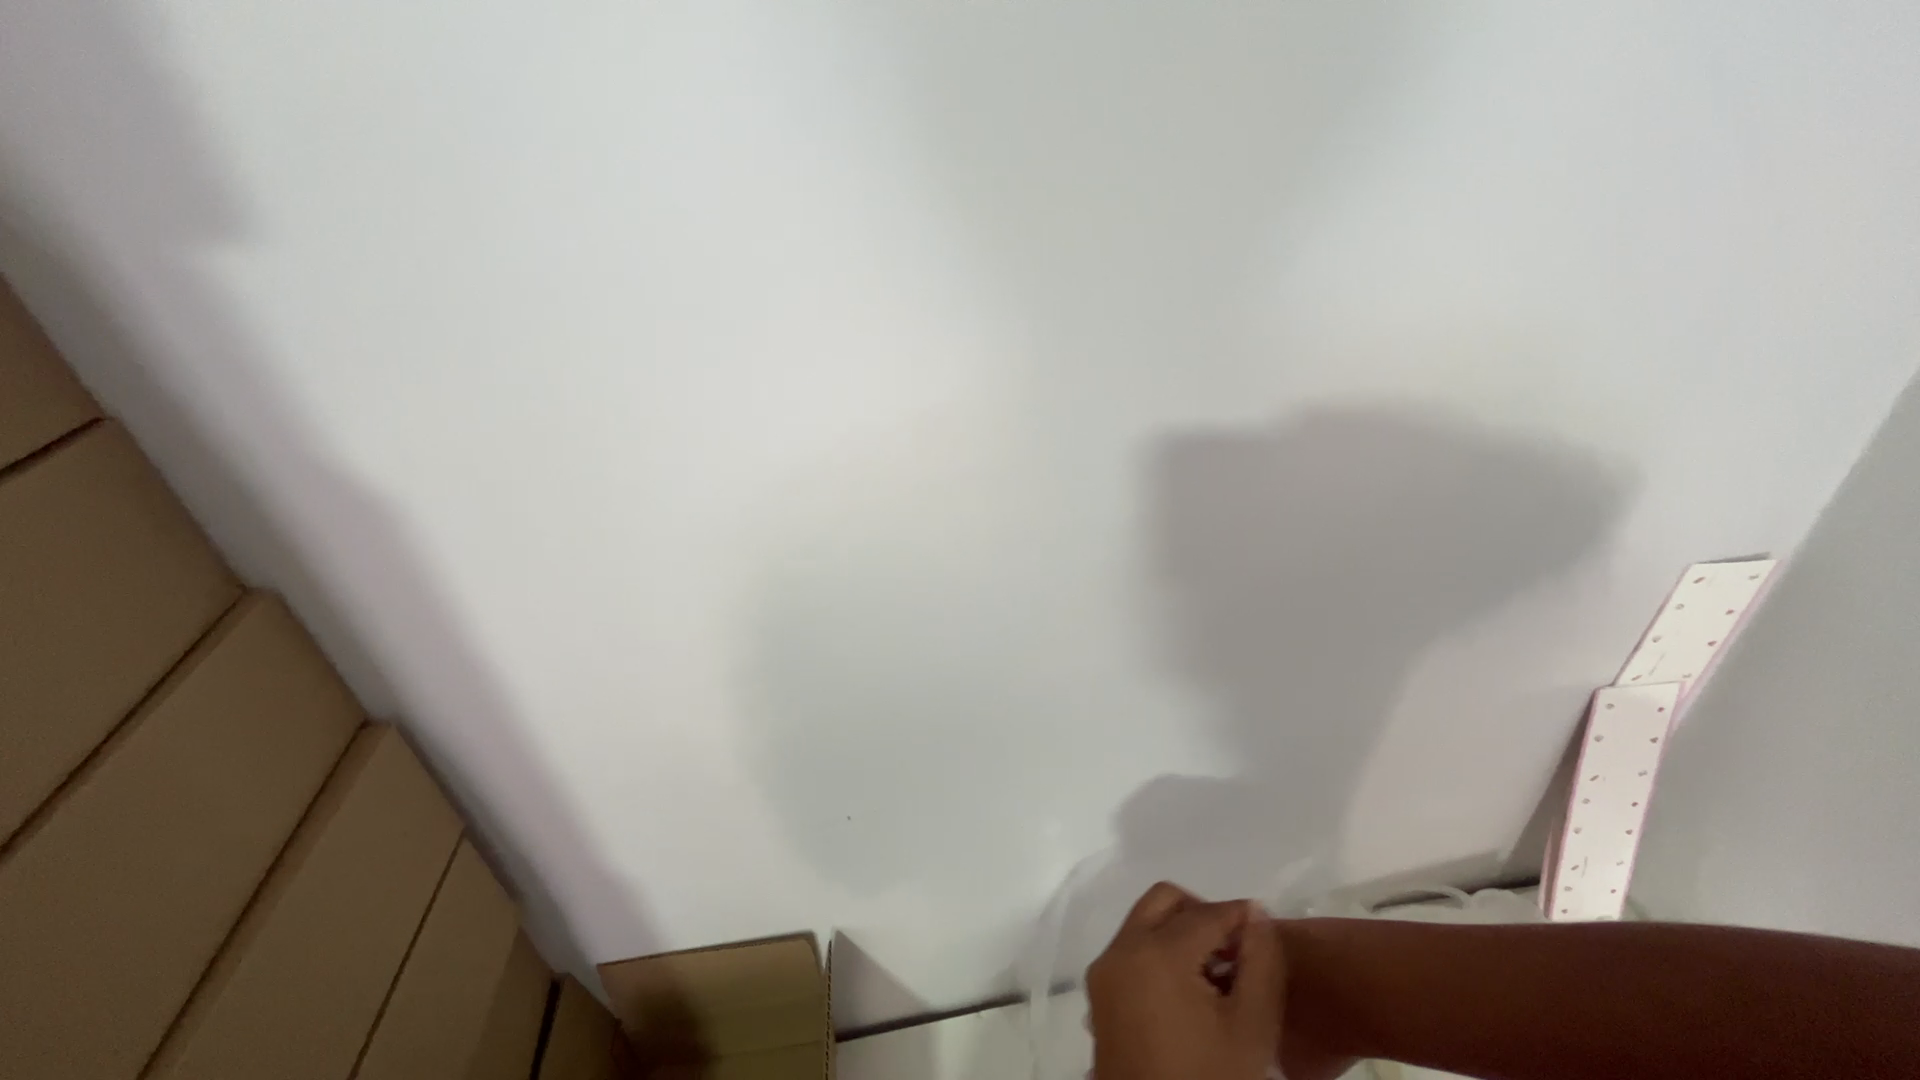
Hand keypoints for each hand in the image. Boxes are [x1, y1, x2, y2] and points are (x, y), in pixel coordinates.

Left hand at [1086, 883, 1281, 1079]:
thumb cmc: (1209, 1078)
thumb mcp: (1252, 1025)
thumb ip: (1262, 961)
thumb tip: (1256, 915)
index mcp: (1157, 952)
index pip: (1207, 913)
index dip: (1241, 916)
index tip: (1264, 929)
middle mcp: (1121, 949)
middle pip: (1164, 901)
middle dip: (1203, 913)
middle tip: (1235, 949)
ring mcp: (1104, 971)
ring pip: (1144, 921)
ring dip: (1180, 931)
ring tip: (1216, 973)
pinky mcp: (1098, 993)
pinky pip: (1130, 949)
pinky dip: (1158, 951)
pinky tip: (1189, 990)